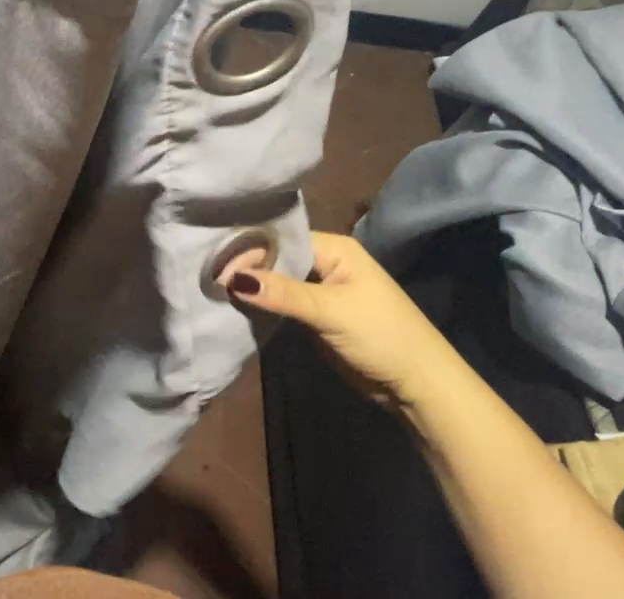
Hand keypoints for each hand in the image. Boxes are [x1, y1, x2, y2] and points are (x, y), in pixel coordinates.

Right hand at [224, 231, 466, 411]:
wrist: (417, 385)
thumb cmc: (382, 336)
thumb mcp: (330, 311)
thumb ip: (283, 294)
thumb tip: (232, 279)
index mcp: (334, 248)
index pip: (281, 239)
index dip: (249, 250)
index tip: (214, 264)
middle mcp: (326, 262)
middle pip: (277, 257)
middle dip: (246, 267)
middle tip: (206, 275)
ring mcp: (320, 289)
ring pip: (277, 280)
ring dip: (252, 286)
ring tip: (212, 288)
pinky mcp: (315, 315)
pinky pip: (282, 301)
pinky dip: (262, 303)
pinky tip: (236, 305)